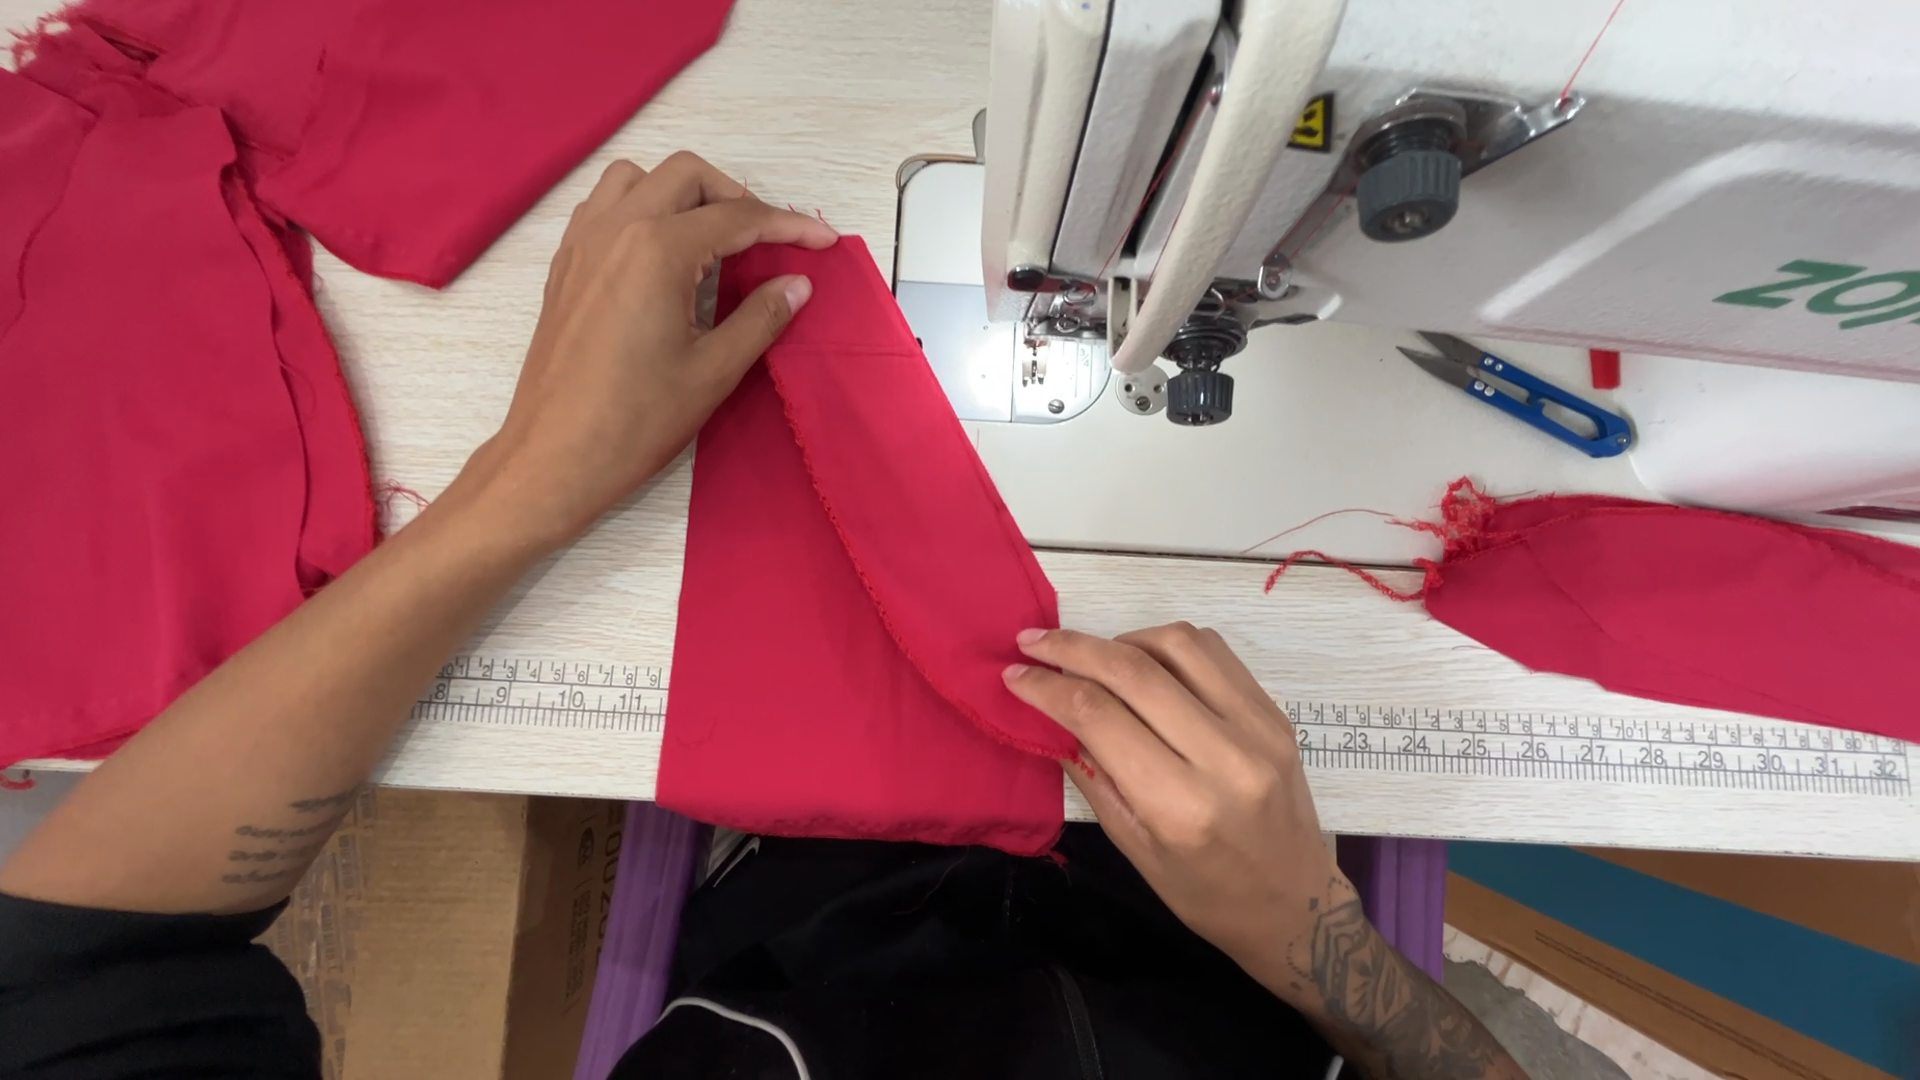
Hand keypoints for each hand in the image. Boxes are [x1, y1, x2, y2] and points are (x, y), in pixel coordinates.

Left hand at [454, 152, 838, 551]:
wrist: (558, 453)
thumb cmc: (640, 418)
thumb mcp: (715, 371)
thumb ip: (761, 318)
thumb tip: (798, 284)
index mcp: (657, 250)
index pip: (737, 219)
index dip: (788, 226)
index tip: (823, 242)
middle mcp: (616, 227)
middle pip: (687, 175)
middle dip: (738, 197)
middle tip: (769, 240)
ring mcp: (583, 241)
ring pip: (640, 178)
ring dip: (685, 194)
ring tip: (715, 239)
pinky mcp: (566, 263)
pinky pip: (607, 205)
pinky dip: (645, 209)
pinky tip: (664, 255)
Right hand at [1002, 623, 1353, 1003]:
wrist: (1297, 904)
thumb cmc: (1204, 893)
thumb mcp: (1132, 848)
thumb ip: (1090, 773)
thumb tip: (1050, 713)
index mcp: (1180, 805)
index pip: (1099, 717)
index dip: (1047, 687)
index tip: (1014, 673)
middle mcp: (1224, 757)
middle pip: (1134, 671)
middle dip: (1072, 647)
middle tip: (1034, 641)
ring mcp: (1258, 727)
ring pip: (1176, 644)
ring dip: (1122, 639)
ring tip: (1094, 657)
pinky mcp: (1274, 711)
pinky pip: (1213, 650)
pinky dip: (1166, 644)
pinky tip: (1144, 662)